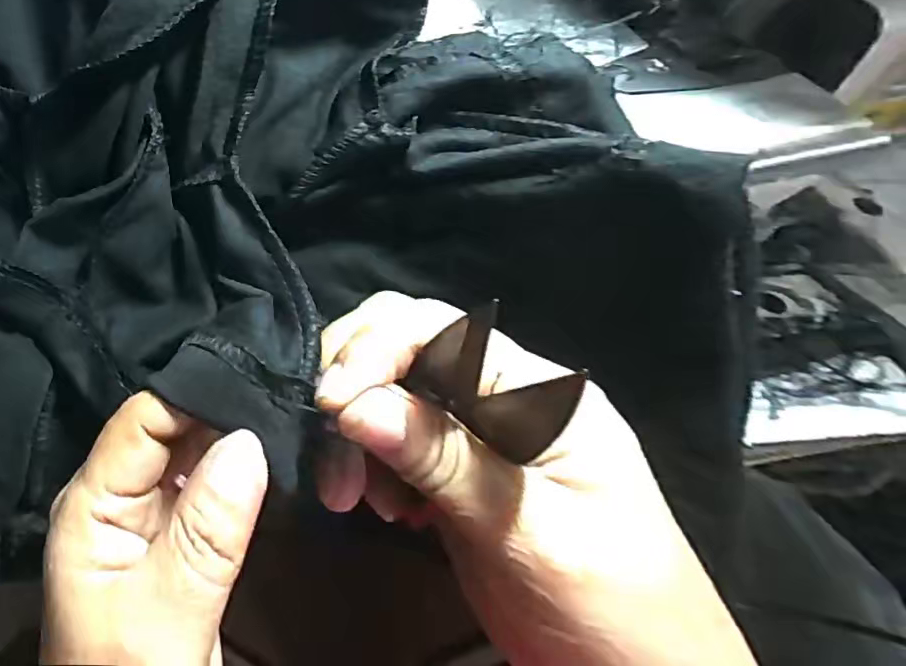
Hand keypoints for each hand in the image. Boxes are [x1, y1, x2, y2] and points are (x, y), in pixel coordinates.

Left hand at [42, 392, 269, 665]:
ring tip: (278, 410)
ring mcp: (139, 523)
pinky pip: (197, 498)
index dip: (188, 397)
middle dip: (211, 412)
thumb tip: (247, 441)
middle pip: (160, 435)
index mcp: (89, 502)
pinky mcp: (167, 549)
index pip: (137, 424)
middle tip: (274, 385)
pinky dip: (228, 479)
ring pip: (182, 462)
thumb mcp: (167, 617)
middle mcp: (110, 500)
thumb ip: (206, 531)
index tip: (248, 376)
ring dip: (224, 441)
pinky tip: (263, 462)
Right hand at [314, 292, 755, 665]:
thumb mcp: (529, 537)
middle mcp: (501, 392)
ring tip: (348, 492)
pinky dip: (359, 457)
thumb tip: (348, 405)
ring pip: (379, 384)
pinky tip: (371, 501)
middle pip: (398, 341)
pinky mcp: (447, 457)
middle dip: (351, 382)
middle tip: (328, 436)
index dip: (372, 350)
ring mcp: (473, 424)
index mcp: (540, 394)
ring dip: (348, 429)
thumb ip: (441, 461)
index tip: (330, 404)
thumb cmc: (615, 616)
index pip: (437, 329)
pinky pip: (380, 427)